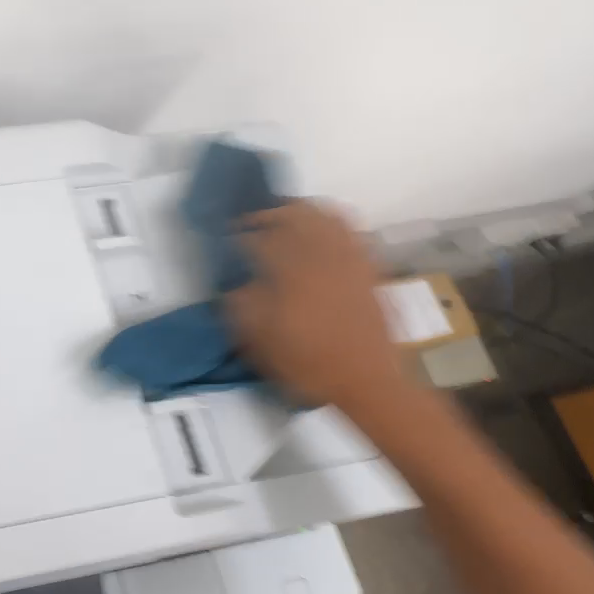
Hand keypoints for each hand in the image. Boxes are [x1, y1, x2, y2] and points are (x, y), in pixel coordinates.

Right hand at [226, 201, 407, 408]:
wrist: (367, 381)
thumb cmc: (307, 363)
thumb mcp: (258, 340)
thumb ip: (240, 304)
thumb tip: (235, 283)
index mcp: (289, 271)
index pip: (257, 237)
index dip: (237, 234)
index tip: (224, 238)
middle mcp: (321, 255)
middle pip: (295, 213)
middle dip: (270, 213)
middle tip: (252, 224)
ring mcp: (349, 258)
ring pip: (326, 215)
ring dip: (302, 212)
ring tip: (285, 221)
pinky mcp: (369, 267)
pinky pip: (351, 231)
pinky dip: (332, 222)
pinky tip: (321, 234)